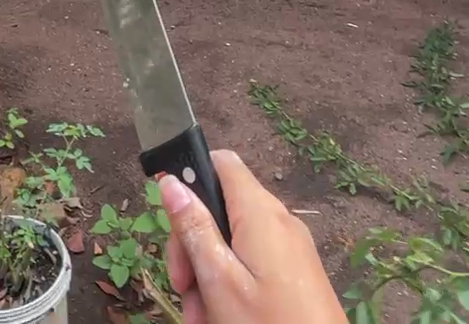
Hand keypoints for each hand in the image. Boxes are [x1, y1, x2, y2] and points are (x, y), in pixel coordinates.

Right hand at [160, 151, 344, 323]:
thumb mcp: (220, 281)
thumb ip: (194, 227)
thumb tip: (170, 180)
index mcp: (260, 211)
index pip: (220, 161)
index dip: (191, 177)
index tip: (172, 218)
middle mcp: (279, 219)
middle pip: (221, 206)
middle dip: (193, 243)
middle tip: (182, 287)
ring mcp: (292, 247)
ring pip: (234, 239)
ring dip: (209, 271)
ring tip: (201, 318)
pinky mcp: (298, 272)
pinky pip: (254, 260)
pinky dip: (233, 281)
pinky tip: (222, 318)